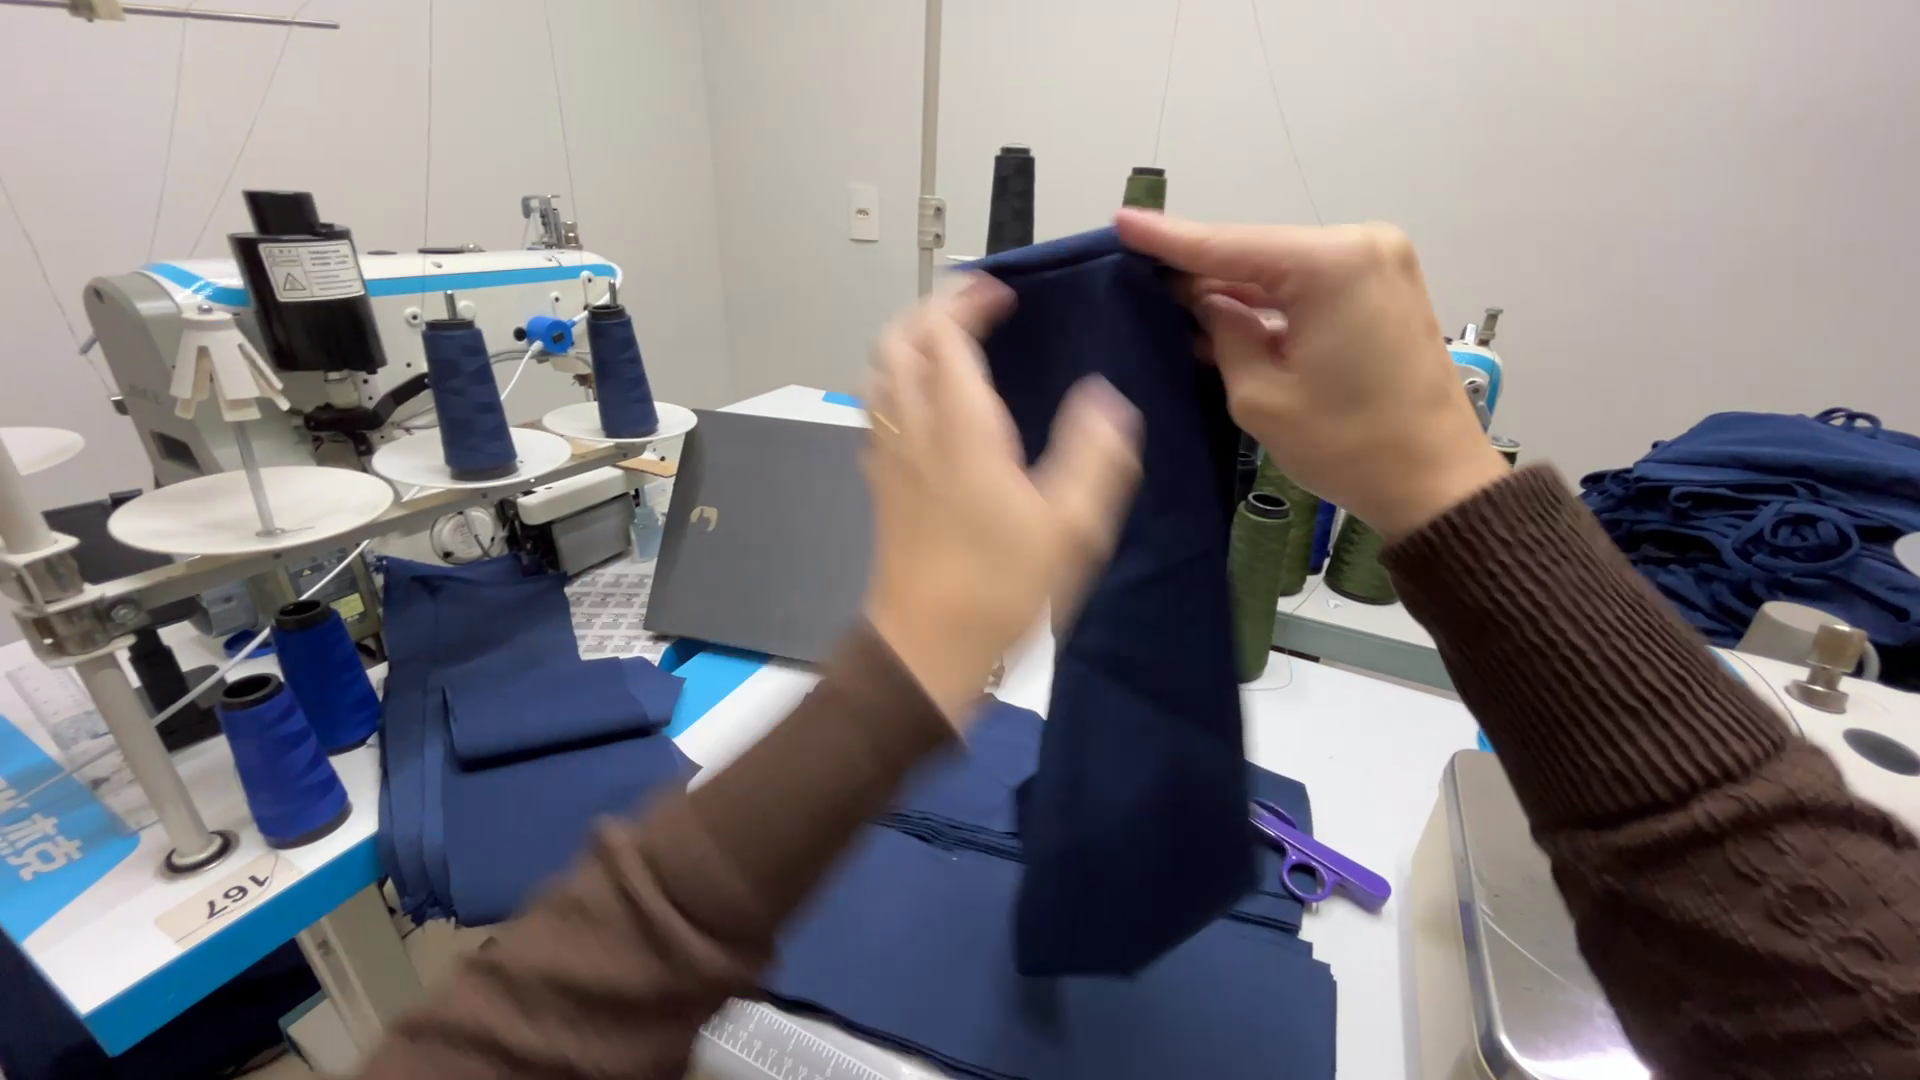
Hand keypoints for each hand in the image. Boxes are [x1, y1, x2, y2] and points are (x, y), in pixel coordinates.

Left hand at [863, 278, 1142, 725]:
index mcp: (960, 427)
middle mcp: (913, 429)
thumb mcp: (1073, 528)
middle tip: (975, 308)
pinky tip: (927, 405)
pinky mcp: (881, 484)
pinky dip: (898, 382)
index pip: (943, 333)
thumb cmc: (1001, 588)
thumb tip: (1107, 401)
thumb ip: (1096, 456)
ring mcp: (889, 456)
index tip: (1001, 294)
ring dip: (909, 341)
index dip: (966, 300)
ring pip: (880, 372)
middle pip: (898, 340)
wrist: (926, 647)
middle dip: (931, 309)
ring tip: (949, 343)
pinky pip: (878, 409)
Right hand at [1115, 209, 1507, 540]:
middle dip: (1201, 270)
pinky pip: (1308, 290)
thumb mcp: (1261, 396)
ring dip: (1233, 292)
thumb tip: (1209, 304)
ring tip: (1172, 304)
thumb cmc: (1346, 444)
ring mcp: (1378, 267)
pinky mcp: (1382, 293)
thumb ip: (1225, 335)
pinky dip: (1268, 307)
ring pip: (1281, 273)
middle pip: (1258, 255)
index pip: (1229, 246)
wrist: (1434, 481)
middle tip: (1142, 277)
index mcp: (1331, 265)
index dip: (1169, 239)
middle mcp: (1361, 247)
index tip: (1122, 221)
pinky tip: (1223, 320)